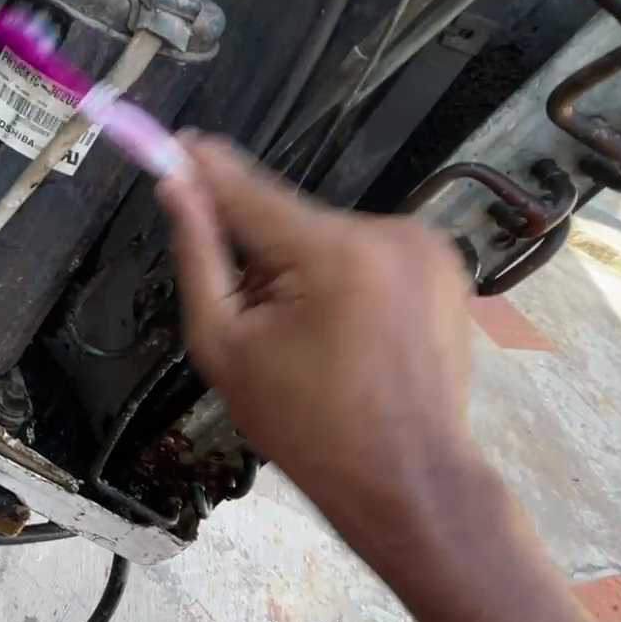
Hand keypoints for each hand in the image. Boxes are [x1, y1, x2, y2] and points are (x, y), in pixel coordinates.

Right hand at [156, 134, 496, 570]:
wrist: (406, 479)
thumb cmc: (300, 422)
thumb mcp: (222, 343)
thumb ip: (198, 256)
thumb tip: (176, 189)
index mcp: (333, 254)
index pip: (250, 191)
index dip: (207, 168)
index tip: (175, 141)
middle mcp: (390, 232)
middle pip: (289, 221)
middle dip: (260, 253)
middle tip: (253, 317)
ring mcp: (428, 247)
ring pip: (325, 237)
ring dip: (299, 267)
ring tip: (304, 336)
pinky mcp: (445, 265)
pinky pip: (364, 252)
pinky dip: (338, 277)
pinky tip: (341, 331)